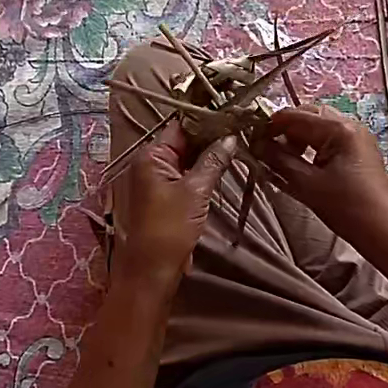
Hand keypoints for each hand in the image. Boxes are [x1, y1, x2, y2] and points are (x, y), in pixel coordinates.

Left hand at [113, 119, 237, 286]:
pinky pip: (183, 175)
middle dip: (209, 137)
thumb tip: (230, 137)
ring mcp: (154, 180)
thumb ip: (213, 161)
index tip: (233, 117)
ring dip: (206, 154)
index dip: (206, 120)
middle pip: (182, 141)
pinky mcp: (162, 196)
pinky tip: (220, 168)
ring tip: (235, 145)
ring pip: (184, 158)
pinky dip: (200, 171)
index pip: (180, 126)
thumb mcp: (196, 191)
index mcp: (150, 156)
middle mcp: (148, 163)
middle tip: (240, 131)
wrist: (152, 270)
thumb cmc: (170, 229)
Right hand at [253, 105, 387, 249]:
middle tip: (264, 150)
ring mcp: (355, 138)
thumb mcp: (306, 184)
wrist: (384, 231)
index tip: (250, 139)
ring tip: (281, 161)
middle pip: (306, 116)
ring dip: (295, 140)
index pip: (294, 115)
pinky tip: (298, 166)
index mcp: (338, 129)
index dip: (269, 125)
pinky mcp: (357, 152)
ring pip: (316, 128)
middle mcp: (349, 126)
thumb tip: (254, 144)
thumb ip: (277, 160)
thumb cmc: (346, 208)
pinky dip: (309, 148)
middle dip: (283, 131)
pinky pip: (326, 140)